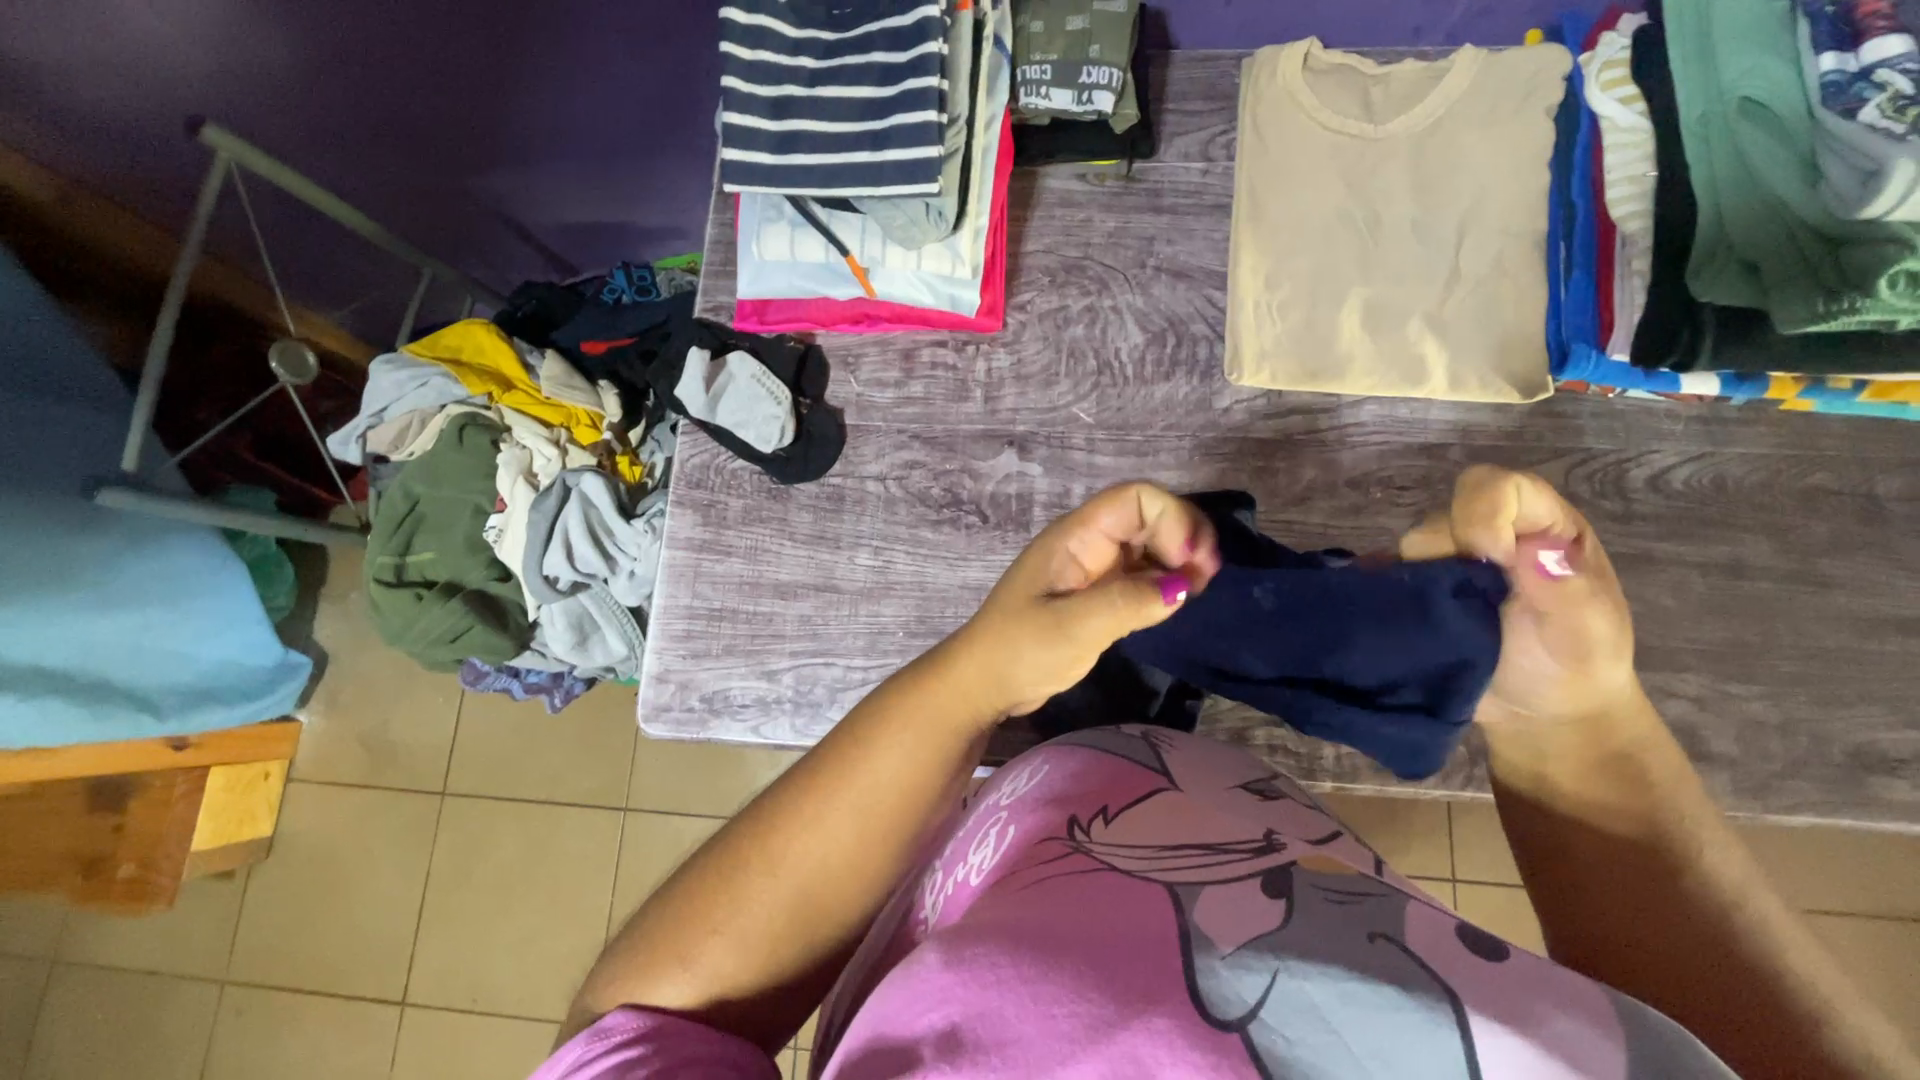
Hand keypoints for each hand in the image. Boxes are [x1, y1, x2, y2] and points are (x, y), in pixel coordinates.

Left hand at [949, 483, 1222, 719]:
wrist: (985, 684)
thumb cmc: (1021, 650)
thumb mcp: (1074, 628)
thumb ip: (1128, 603)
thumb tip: (1182, 587)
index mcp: (1076, 536)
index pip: (1135, 499)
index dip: (1172, 519)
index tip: (1189, 563)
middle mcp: (1088, 543)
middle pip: (1149, 516)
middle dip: (1185, 537)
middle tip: (1206, 578)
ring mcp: (1095, 569)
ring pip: (1150, 545)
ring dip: (1180, 559)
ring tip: (1200, 589)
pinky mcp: (1100, 595)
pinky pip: (1143, 574)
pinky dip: (1167, 582)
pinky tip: (1179, 601)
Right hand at [1399, 466, 1640, 731]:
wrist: (1541, 715)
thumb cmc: (1575, 665)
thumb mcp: (1590, 634)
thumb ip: (1569, 592)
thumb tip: (1533, 549)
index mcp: (1540, 527)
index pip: (1499, 486)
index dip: (1484, 513)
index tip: (1493, 561)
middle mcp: (1489, 535)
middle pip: (1443, 514)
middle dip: (1448, 551)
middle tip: (1465, 599)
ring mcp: (1448, 564)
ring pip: (1409, 548)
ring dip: (1419, 580)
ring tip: (1444, 621)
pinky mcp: (1416, 592)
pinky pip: (1384, 576)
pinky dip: (1385, 591)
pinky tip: (1403, 616)